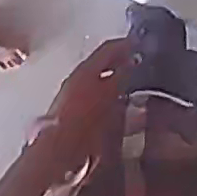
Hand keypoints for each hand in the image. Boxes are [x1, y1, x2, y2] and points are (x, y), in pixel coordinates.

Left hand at [29, 37, 131, 174]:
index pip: (108, 48)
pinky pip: (93, 91)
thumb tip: (131, 62)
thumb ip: (121, 76)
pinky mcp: (70, 110)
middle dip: (119, 59)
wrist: (56, 153)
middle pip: (101, 61)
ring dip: (113, 75)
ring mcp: (71, 94)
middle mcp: (77, 78)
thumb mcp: (108, 95)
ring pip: (97, 77)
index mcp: (85, 70)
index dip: (125, 44)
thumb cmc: (84, 120)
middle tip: (137, 60)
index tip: (139, 42)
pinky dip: (106, 90)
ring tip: (131, 81)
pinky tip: (116, 101)